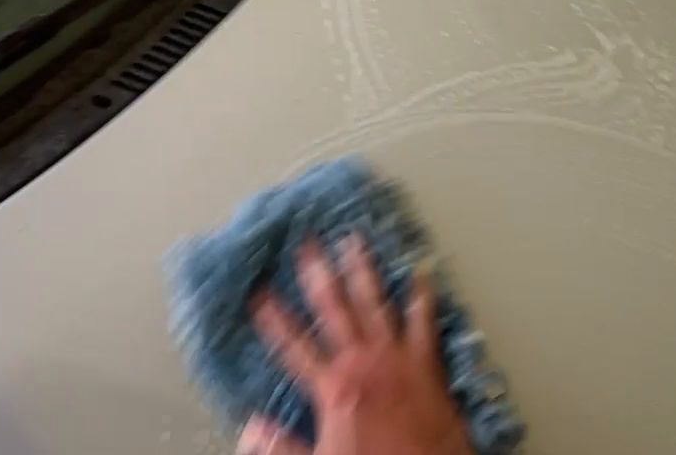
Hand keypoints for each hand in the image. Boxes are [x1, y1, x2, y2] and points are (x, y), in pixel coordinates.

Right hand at [244, 237, 470, 454]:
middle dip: (318, 275)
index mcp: (334, 387)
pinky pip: (423, 321)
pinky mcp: (425, 361)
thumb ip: (284, 447)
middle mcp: (361, 361)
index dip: (273, 318)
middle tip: (307, 244)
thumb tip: (250, 428)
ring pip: (374, 302)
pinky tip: (420, 273)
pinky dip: (422, 296)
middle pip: (334, 308)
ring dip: (362, 270)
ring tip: (353, 241)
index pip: (293, 345)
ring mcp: (394, 356)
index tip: (258, 293)